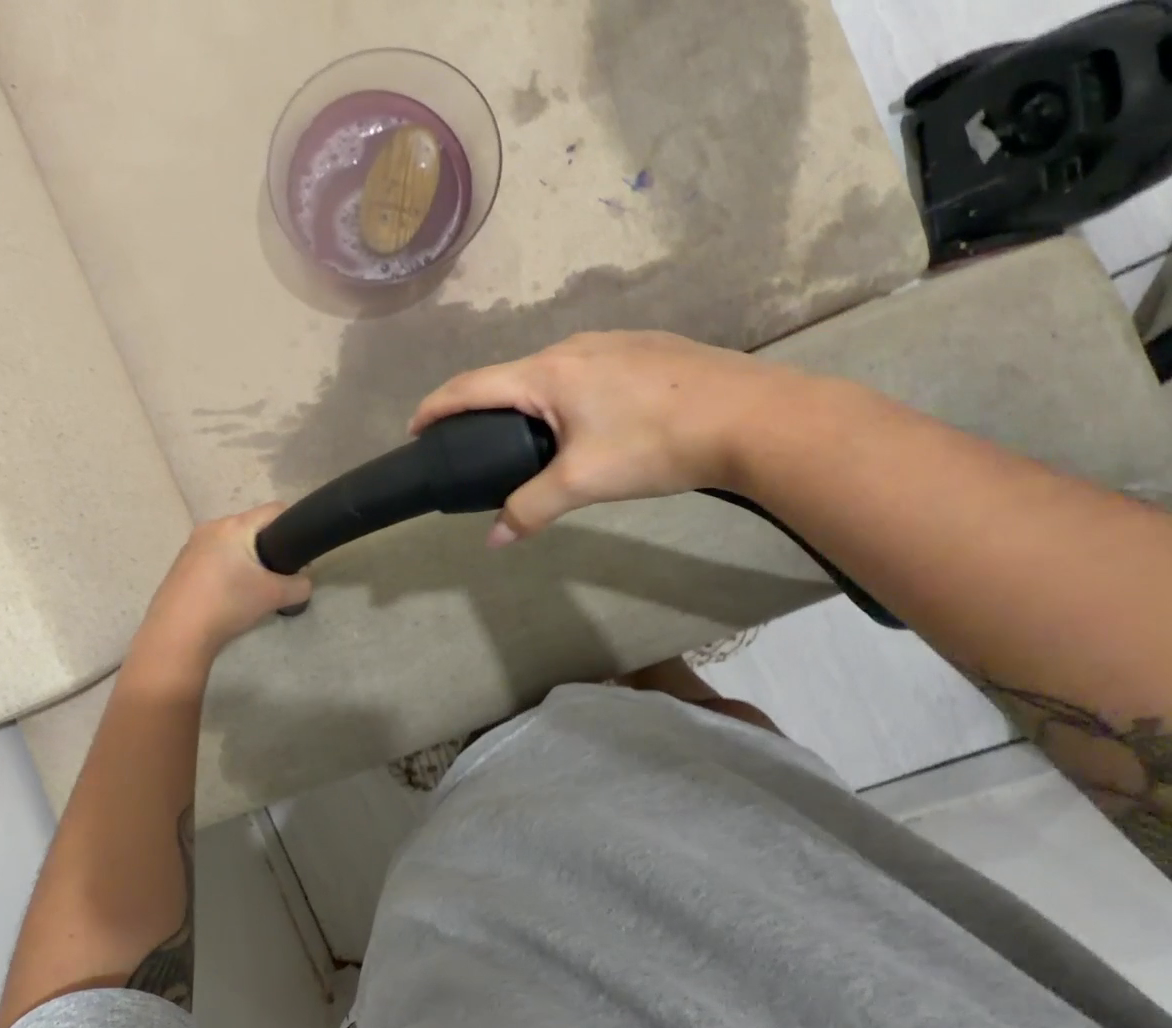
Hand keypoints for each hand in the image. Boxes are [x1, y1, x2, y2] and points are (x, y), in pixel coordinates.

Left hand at [136, 503, 313, 658]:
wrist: (177, 633)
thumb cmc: (228, 603)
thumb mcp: (274, 596)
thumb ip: (299, 586)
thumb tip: (302, 582)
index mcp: (234, 526)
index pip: (274, 510)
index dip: (293, 525)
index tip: (299, 551)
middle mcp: (210, 527)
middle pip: (250, 528)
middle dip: (267, 548)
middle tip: (278, 576)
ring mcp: (191, 546)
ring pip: (229, 545)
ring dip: (244, 561)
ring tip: (251, 590)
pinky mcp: (179, 566)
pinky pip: (212, 559)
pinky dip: (224, 571)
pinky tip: (226, 597)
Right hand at [409, 331, 810, 546]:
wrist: (757, 417)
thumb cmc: (658, 443)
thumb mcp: (585, 482)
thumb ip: (530, 509)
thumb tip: (494, 541)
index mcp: (547, 373)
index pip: (470, 385)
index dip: (435, 406)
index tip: (414, 429)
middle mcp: (572, 347)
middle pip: (508, 375)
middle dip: (481, 406)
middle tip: (470, 441)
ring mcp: (613, 342)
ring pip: (551, 371)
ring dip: (527, 399)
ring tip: (529, 435)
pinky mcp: (647, 347)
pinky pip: (587, 369)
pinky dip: (567, 393)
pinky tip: (590, 420)